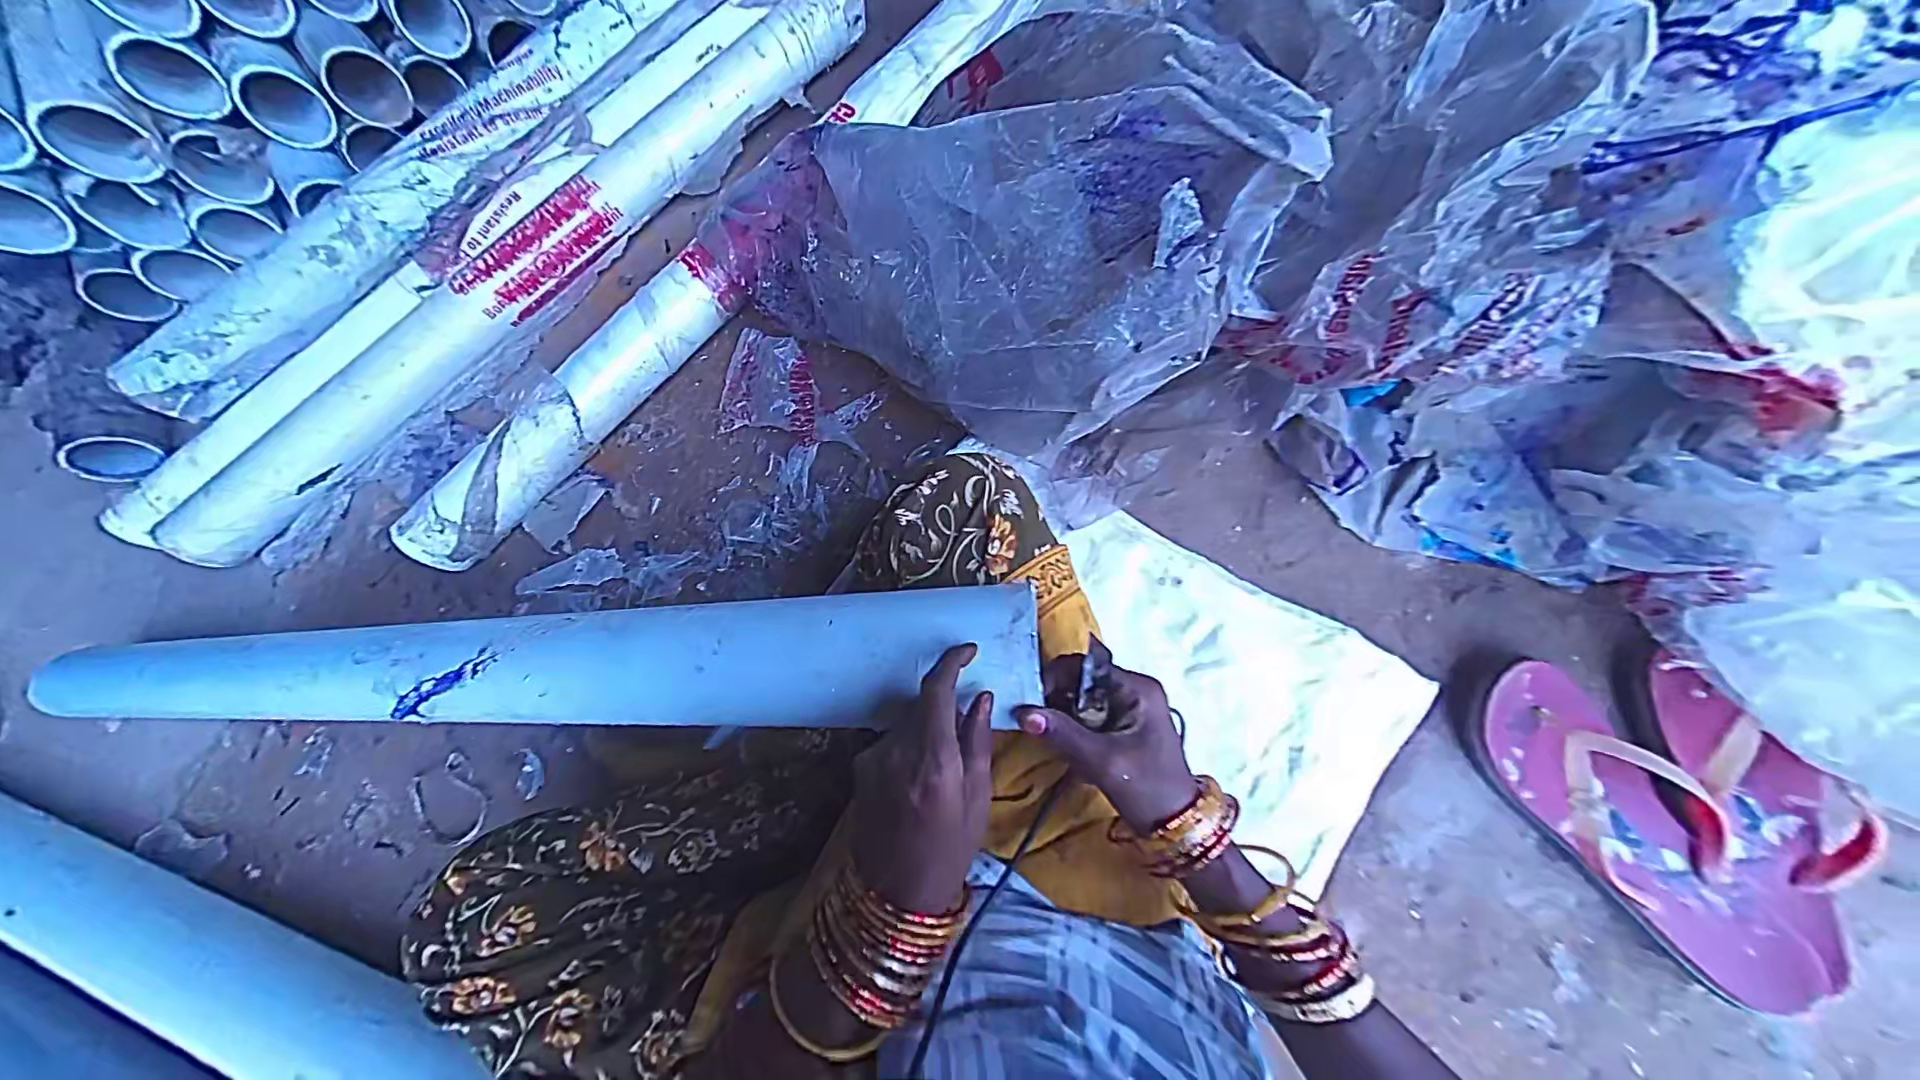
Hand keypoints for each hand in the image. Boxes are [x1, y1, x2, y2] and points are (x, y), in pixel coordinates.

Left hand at [849, 644, 993, 911]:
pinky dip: (910, 744)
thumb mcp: (978, 798)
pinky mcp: (860, 767)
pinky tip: (919, 779)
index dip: (952, 662)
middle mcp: (896, 750)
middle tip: (967, 724)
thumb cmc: (950, 849)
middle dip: (945, 703)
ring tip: (944, 766)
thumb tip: (980, 697)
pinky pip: (893, 740)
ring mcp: (873, 758)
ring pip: (907, 722)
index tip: (968, 651)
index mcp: (933, 759)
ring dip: (927, 727)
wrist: (895, 894)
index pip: (936, 690)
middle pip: (921, 703)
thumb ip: (977, 741)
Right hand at [1014, 655, 1199, 832]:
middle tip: (1042, 727)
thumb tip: (1023, 712)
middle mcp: (1135, 690)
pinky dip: (1077, 732)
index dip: (1057, 677)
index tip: (1036, 700)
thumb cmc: (1147, 789)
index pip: (1086, 666)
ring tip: (1062, 746)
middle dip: (1060, 702)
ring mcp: (1131, 708)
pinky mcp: (1125, 727)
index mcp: (1137, 688)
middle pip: (1083, 681)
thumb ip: (1063, 733)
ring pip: (1083, 701)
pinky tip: (1076, 756)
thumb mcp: (1102, 761)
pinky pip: (1091, 718)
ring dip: (1067, 721)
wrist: (1177, 827)